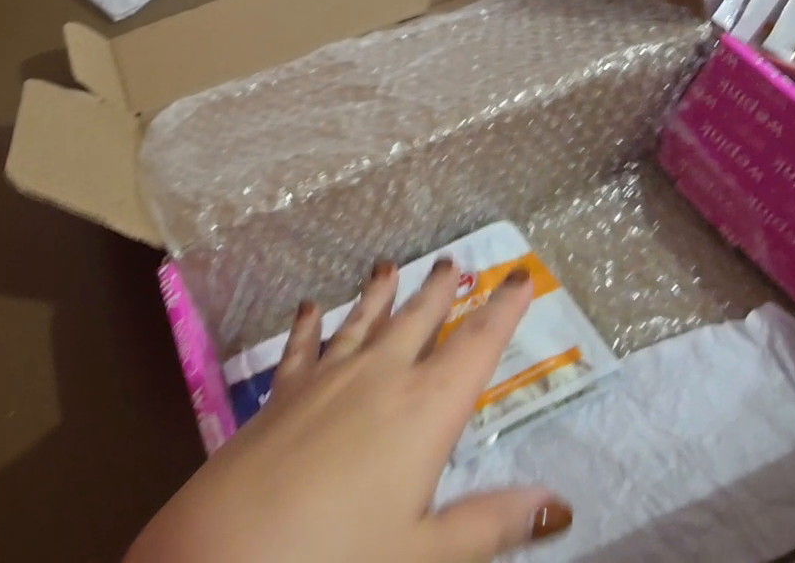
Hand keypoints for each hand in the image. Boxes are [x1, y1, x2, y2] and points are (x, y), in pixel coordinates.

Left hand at [125, 259, 572, 562]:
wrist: (235, 541)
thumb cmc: (343, 550)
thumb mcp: (428, 550)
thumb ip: (493, 523)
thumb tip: (559, 506)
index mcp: (425, 409)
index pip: (477, 347)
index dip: (503, 311)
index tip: (518, 277)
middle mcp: (379, 376)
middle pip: (418, 320)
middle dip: (439, 290)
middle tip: (452, 261)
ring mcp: (327, 375)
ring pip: (363, 321)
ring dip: (380, 294)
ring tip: (389, 266)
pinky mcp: (285, 388)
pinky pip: (304, 344)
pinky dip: (310, 323)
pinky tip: (309, 306)